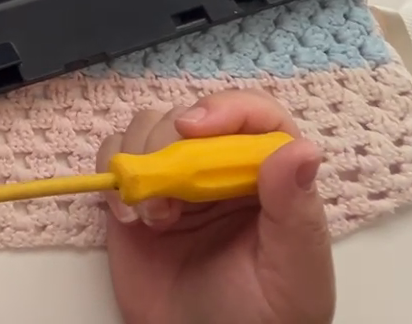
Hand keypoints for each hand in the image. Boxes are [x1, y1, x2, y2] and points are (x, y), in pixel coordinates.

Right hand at [102, 90, 334, 323]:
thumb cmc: (256, 323)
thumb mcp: (293, 278)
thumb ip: (297, 215)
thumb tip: (300, 150)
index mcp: (269, 181)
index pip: (257, 116)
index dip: (226, 109)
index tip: (193, 129)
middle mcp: (219, 168)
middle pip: (190, 113)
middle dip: (170, 143)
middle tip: (169, 193)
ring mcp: (173, 175)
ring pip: (147, 124)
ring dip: (141, 161)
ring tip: (154, 215)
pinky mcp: (134, 187)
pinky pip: (112, 150)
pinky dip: (112, 174)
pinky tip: (128, 216)